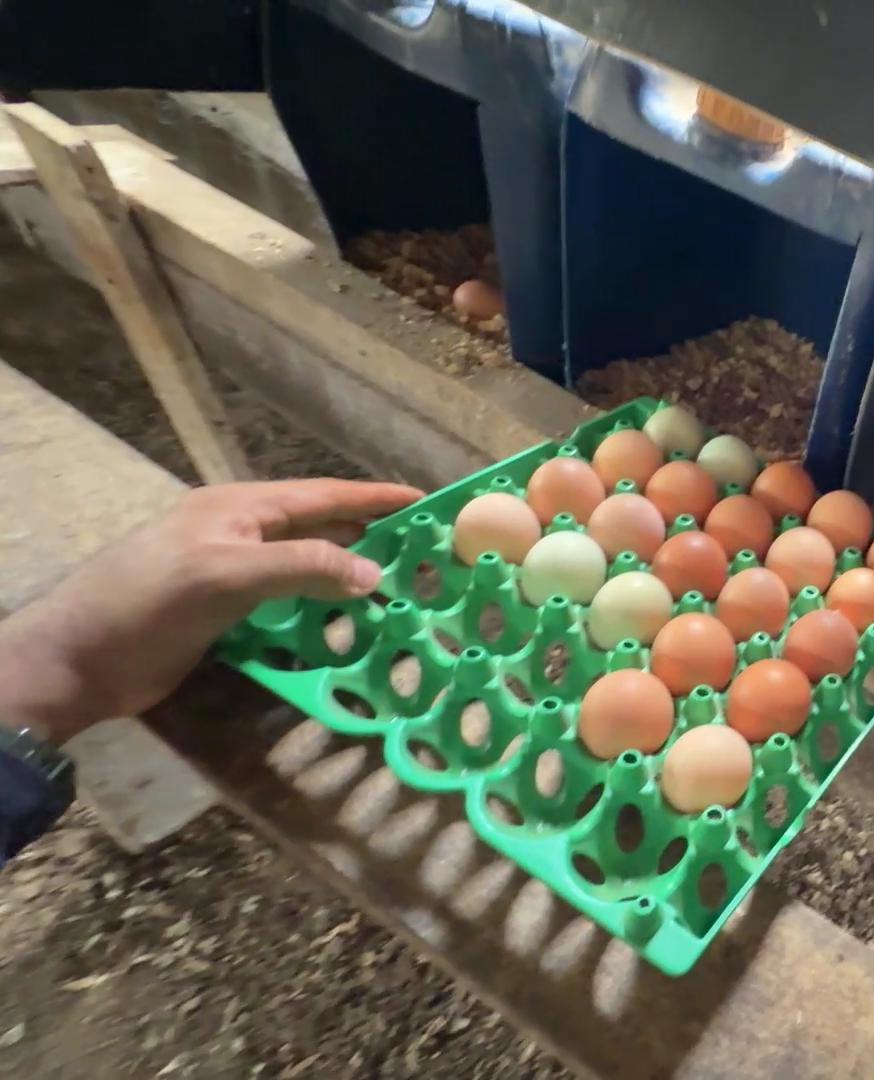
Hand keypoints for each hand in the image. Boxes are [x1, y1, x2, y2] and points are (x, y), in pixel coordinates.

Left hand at [0, 479, 421, 743]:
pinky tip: (353, 610)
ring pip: (311, 557)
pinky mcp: (230, 601)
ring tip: (402, 577)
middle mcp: (241, 530)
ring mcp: (234, 566)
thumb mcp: (229, 576)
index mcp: (239, 508)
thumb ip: (306, 565)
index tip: (427, 501)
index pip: (324, 494)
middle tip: (425, 544)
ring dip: (353, 566)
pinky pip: (295, 590)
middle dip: (373, 530)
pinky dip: (328, 595)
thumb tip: (376, 573)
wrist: (72, 664)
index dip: (377, 497)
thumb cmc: (146, 606)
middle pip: (322, 523)